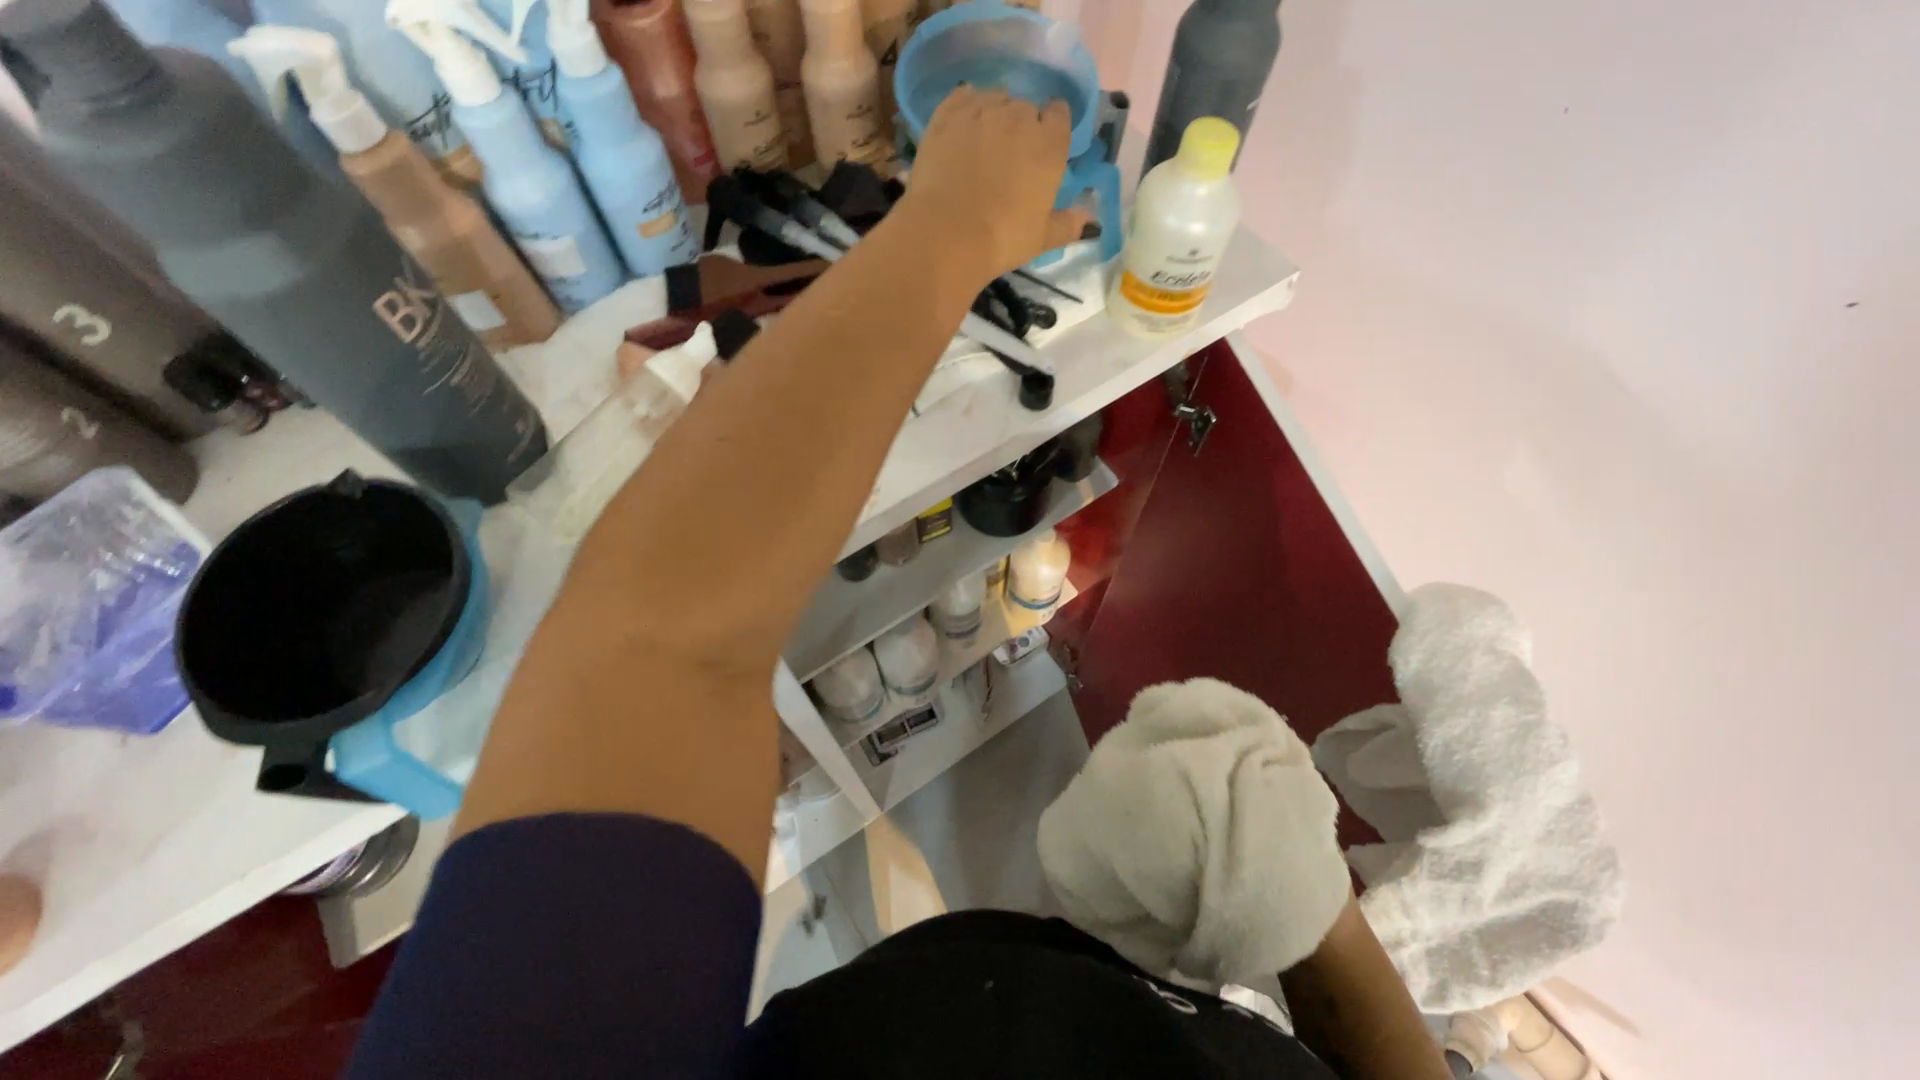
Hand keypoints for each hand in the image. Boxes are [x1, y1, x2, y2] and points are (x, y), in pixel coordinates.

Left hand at [897, 85, 1091, 284]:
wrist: (947, 234)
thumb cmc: (1002, 239)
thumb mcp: (1042, 238)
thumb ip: (1067, 224)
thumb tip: (1090, 222)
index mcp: (1050, 144)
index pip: (1059, 114)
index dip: (1052, 126)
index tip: (1044, 144)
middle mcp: (1019, 118)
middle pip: (1026, 108)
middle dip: (1022, 125)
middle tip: (1009, 155)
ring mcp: (981, 112)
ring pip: (995, 98)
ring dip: (994, 112)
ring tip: (984, 140)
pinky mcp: (947, 116)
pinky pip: (962, 96)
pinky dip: (967, 105)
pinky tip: (964, 123)